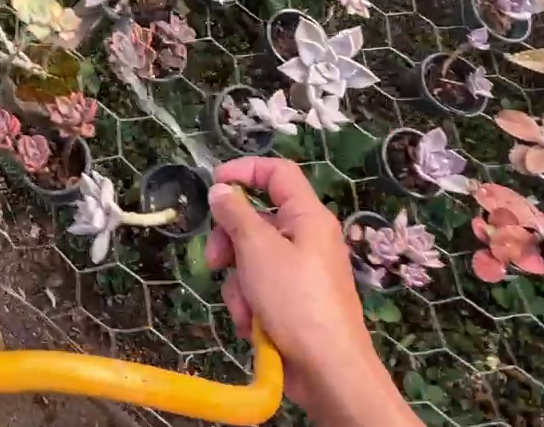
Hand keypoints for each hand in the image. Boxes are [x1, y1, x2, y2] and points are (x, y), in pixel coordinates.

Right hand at [206, 157, 420, 426]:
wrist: (330, 374)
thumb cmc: (296, 301)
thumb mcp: (257, 249)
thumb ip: (235, 213)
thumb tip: (220, 190)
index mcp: (307, 217)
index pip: (277, 172)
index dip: (244, 170)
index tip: (213, 184)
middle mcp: (306, 238)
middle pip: (257, 218)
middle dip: (230, 240)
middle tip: (216, 260)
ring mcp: (301, 271)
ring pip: (253, 257)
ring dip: (239, 281)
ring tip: (244, 307)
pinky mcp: (294, 301)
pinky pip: (261, 286)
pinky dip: (251, 302)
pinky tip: (254, 325)